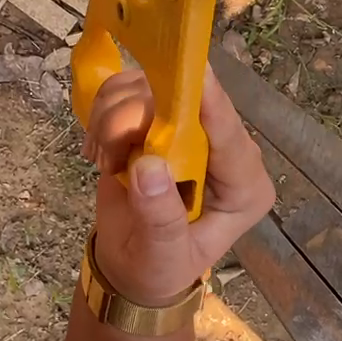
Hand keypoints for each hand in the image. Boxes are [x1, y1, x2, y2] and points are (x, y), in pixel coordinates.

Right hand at [80, 63, 275, 307]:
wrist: (129, 260)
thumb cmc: (157, 266)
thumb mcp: (163, 254)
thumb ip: (160, 216)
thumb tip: (149, 166)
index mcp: (242, 184)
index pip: (231, 136)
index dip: (210, 103)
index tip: (192, 74)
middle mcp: (218, 146)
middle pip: (180, 101)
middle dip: (135, 118)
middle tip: (108, 155)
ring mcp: (182, 125)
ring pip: (143, 89)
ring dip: (110, 119)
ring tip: (104, 159)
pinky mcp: (151, 115)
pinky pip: (122, 90)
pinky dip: (100, 113)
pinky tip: (100, 149)